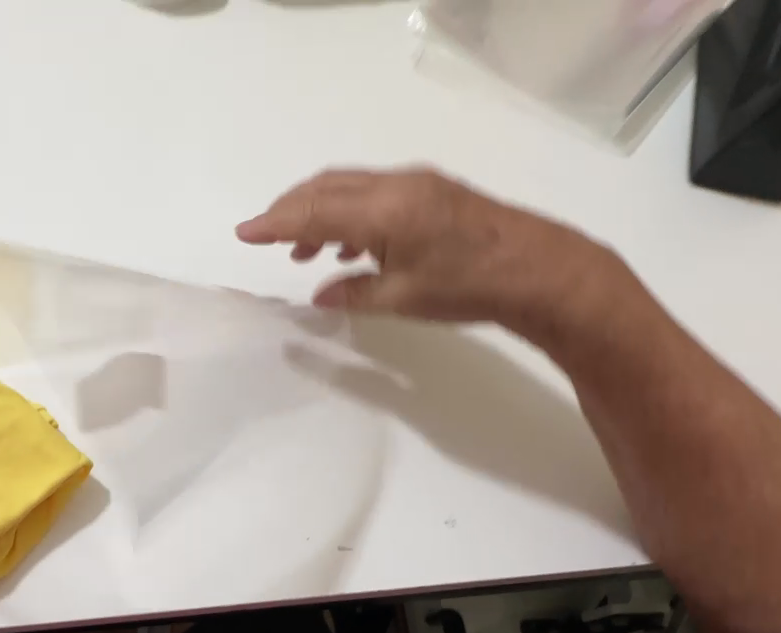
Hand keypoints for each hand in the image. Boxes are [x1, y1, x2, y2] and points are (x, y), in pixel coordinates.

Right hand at [236, 168, 633, 343]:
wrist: (537, 270)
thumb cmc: (467, 289)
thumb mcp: (401, 299)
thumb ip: (353, 292)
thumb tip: (319, 294)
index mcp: (385, 213)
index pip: (314, 212)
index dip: (275, 223)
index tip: (244, 232)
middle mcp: (396, 187)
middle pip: (327, 188)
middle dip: (290, 210)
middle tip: (263, 235)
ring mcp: (416, 184)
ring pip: (349, 187)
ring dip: (317, 213)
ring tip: (299, 253)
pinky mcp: (430, 191)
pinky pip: (371, 193)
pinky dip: (346, 214)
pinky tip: (344, 248)